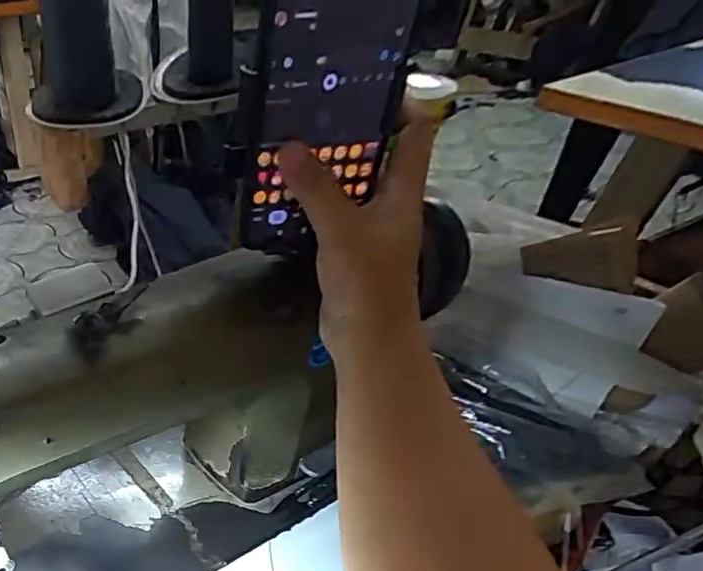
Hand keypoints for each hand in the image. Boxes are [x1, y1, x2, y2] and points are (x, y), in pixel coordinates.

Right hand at [276, 108, 439, 360]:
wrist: (367, 341)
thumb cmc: (367, 282)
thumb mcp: (341, 229)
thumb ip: (316, 188)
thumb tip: (288, 149)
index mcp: (403, 193)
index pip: (415, 135)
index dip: (397, 109)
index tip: (361, 98)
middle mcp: (390, 207)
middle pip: (375, 159)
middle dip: (346, 141)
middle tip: (309, 123)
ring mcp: (369, 232)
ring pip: (349, 191)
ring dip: (323, 176)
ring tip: (291, 155)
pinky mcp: (348, 255)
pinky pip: (331, 220)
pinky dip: (312, 208)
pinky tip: (287, 200)